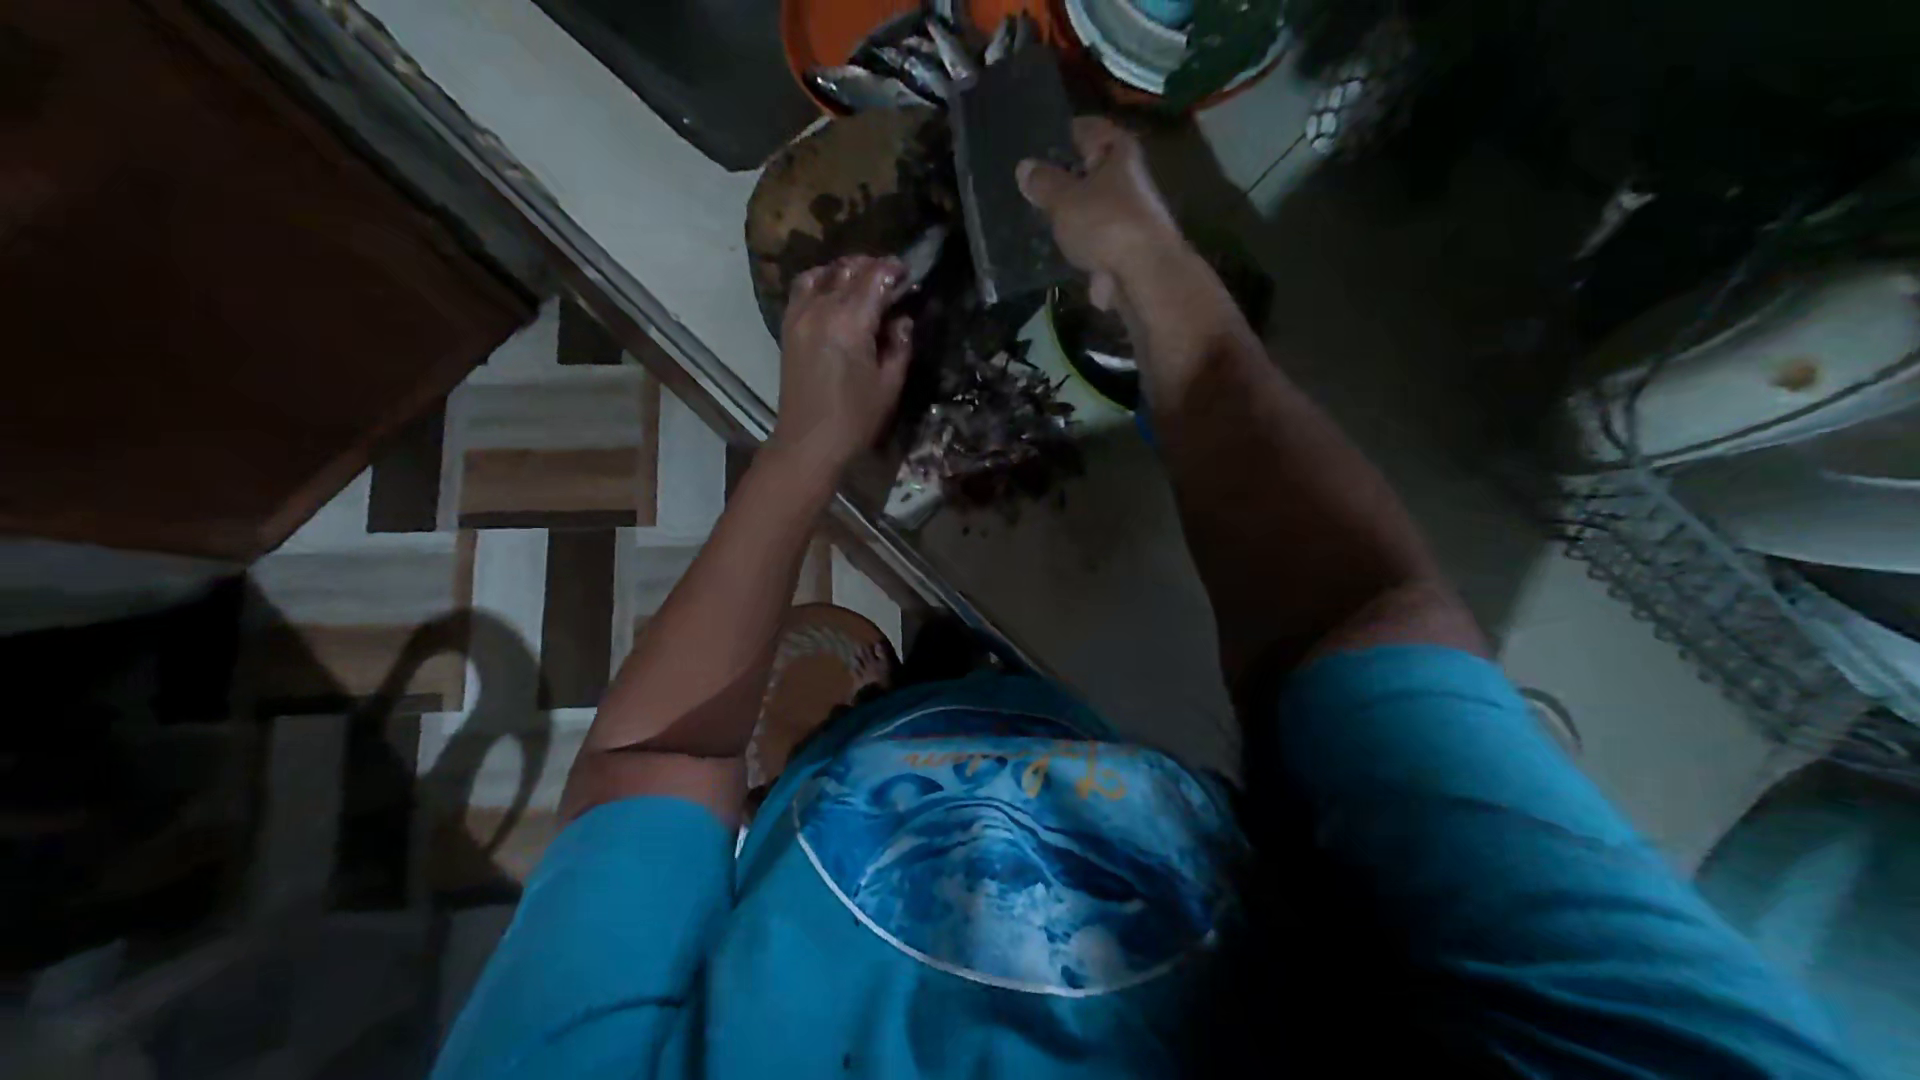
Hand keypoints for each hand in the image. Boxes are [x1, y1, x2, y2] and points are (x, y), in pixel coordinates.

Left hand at [770, 255, 913, 472]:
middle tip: (891, 280)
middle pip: (848, 270)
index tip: (909, 274)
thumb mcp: (890, 384)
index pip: (875, 277)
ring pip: (822, 273)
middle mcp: (821, 309)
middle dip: (872, 267)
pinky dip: (820, 281)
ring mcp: (799, 315)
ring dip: (845, 271)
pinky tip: (834, 293)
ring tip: (862, 283)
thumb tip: (902, 319)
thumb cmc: (855, 419)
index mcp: (850, 322)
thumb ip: (900, 344)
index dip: (894, 270)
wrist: (808, 443)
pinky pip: (802, 288)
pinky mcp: (788, 326)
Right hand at [1016, 116, 1184, 309]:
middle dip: (1059, 178)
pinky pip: (1087, 240)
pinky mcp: (1116, 250)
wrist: (1141, 275)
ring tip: (1029, 215)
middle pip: (1087, 171)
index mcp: (1118, 152)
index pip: (1086, 129)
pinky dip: (1071, 243)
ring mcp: (1122, 217)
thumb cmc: (1105, 223)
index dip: (1060, 133)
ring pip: (1086, 208)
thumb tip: (1025, 167)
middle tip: (1024, 183)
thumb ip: (1043, 182)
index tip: (1032, 142)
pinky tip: (1046, 247)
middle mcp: (1125, 179)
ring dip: (1064, 214)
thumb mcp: (1065, 198)